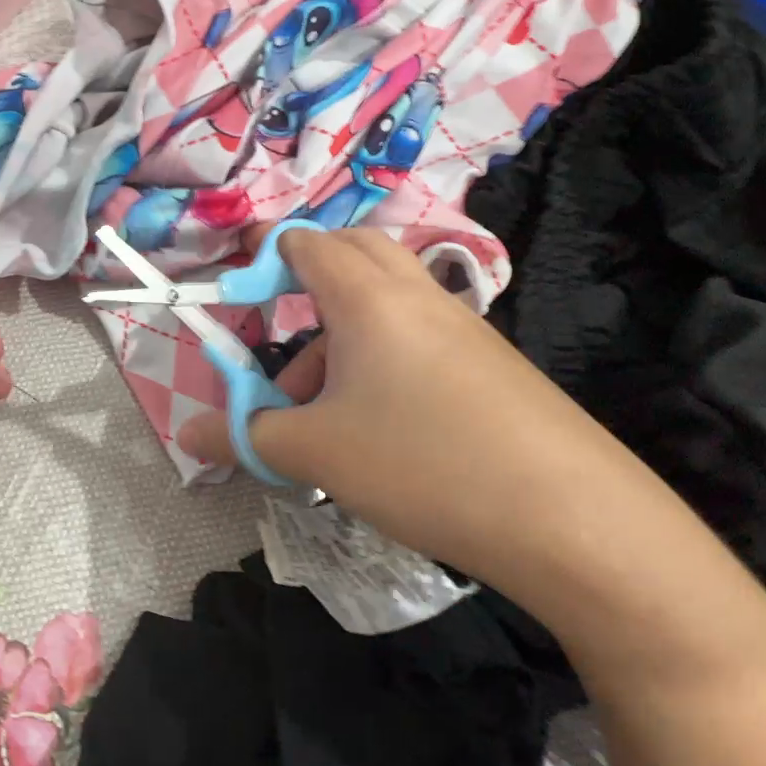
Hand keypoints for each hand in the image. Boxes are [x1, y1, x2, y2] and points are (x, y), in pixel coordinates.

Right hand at [177, 225, 665, 589]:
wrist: (577, 524)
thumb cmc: (421, 463)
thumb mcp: (312, 452)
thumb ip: (242, 435)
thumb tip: (188, 437)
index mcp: (367, 297)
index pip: (306, 242)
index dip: (262, 257)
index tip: (234, 292)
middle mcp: (418, 296)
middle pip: (353, 254)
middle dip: (305, 281)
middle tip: (277, 333)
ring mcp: (465, 330)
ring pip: (385, 304)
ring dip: (338, 338)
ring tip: (318, 412)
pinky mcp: (494, 368)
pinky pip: (419, 340)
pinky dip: (380, 362)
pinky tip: (377, 432)